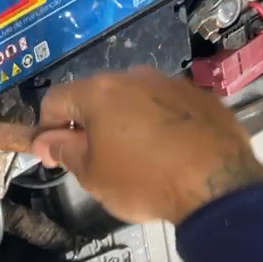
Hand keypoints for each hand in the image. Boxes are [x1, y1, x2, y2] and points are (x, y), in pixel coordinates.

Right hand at [31, 66, 262, 225]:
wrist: (217, 184)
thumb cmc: (143, 182)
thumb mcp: (92, 175)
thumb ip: (65, 151)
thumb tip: (45, 140)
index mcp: (100, 93)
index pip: (55, 100)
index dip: (47, 129)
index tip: (55, 156)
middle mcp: (134, 77)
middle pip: (95, 97)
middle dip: (87, 125)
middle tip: (94, 161)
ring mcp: (170, 83)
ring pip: (132, 100)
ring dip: (122, 123)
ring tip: (134, 159)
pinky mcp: (199, 96)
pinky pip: (164, 107)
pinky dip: (156, 125)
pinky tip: (165, 154)